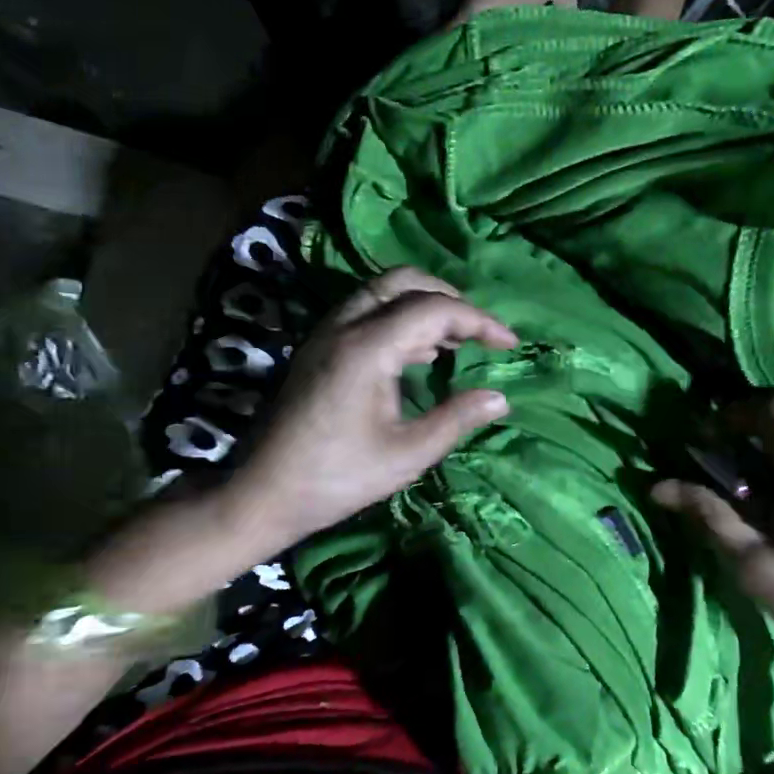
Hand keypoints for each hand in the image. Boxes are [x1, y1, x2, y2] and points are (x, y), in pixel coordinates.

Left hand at [233, 267, 518, 544]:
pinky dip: (399, 319)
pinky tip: (420, 355)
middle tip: (480, 330)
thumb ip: (456, 419)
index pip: (434, 309)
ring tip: (457, 342)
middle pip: (404, 282)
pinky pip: (365, 312)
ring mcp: (325, 334)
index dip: (479, 321)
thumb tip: (500, 398)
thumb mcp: (407, 454)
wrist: (263, 492)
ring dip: (423, 306)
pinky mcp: (317, 348)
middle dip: (450, 298)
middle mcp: (344, 326)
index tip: (510, 343)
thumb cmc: (337, 478)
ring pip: (382, 293)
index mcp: (367, 347)